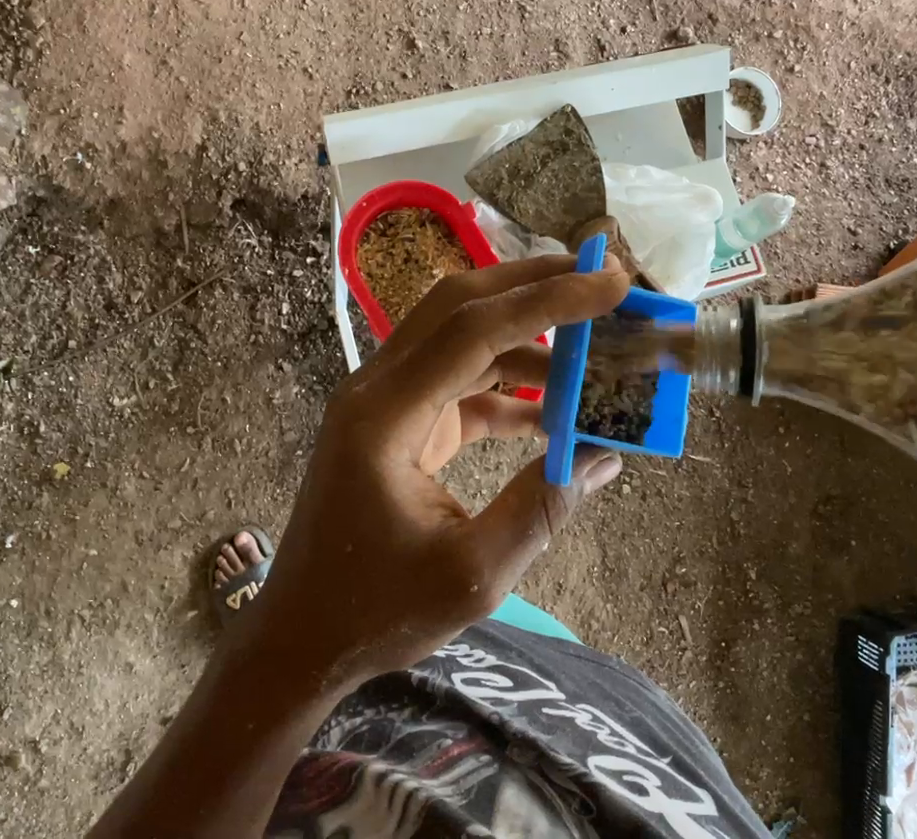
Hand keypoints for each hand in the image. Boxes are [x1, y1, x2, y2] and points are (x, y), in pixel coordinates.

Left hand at [233, 254, 629, 691]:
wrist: (303, 636)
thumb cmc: (377, 612)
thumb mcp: (473, 574)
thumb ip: (541, 507)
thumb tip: (607, 454)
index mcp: (384, 415)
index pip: (473, 328)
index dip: (548, 300)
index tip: (613, 282)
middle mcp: (377, 391)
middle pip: (458, 307)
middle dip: (533, 286)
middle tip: (602, 281)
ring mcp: (383, 405)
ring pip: (459, 340)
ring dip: (526, 335)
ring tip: (594, 344)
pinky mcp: (396, 427)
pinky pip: (457, 385)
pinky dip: (508, 385)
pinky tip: (557, 408)